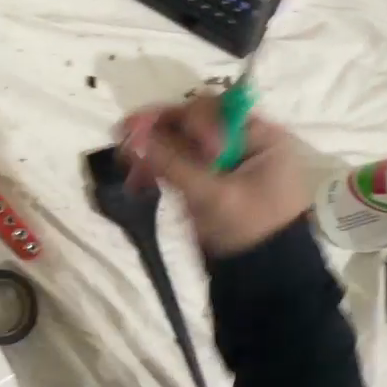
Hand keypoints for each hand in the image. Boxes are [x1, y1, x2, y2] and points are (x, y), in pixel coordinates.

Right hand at [121, 98, 311, 255]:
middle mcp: (244, 141)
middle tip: (123, 135)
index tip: (147, 129)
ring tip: (124, 162)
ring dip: (152, 149)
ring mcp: (225, 161)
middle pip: (194, 122)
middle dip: (158, 130)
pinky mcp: (208, 179)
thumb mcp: (213, 196)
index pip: (215, 109)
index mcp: (262, 137)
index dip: (180, 118)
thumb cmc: (249, 231)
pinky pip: (178, 162)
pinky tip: (136, 179)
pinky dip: (157, 167)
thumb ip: (172, 163)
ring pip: (182, 142)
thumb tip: (132, 136)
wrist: (263, 277)